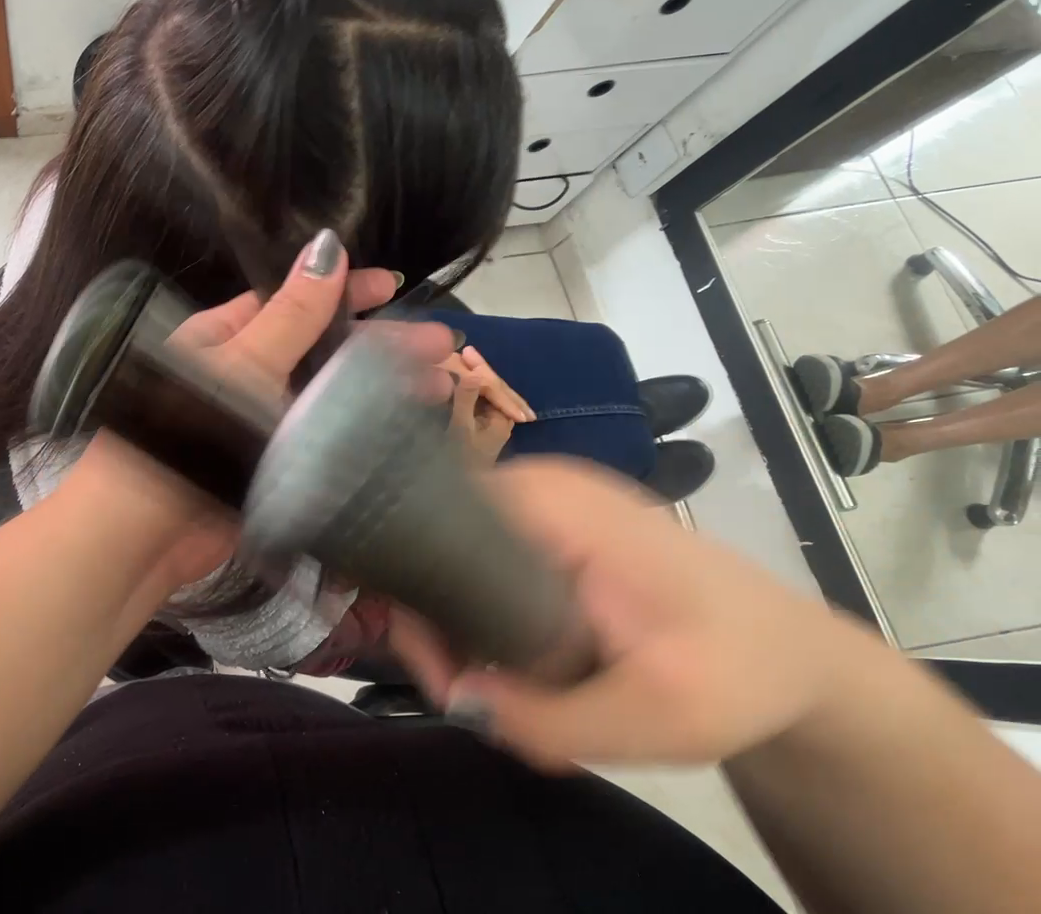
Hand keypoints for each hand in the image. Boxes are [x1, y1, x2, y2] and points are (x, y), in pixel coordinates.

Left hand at [73, 229, 455, 588]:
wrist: (142, 533)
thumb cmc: (184, 433)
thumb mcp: (241, 364)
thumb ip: (290, 315)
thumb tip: (326, 246)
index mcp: (220, 339)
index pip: (290, 303)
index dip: (342, 292)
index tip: (394, 284)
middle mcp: (239, 376)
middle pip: (316, 352)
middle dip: (376, 346)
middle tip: (442, 345)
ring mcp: (254, 426)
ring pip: (324, 398)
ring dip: (377, 390)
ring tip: (439, 386)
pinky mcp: (268, 470)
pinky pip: (320, 442)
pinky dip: (359, 434)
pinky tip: (402, 430)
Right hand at [385, 457, 866, 769]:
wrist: (793, 657)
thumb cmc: (736, 674)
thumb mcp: (655, 718)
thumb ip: (548, 720)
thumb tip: (454, 699)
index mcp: (544, 499)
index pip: (422, 526)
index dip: (410, 600)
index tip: (437, 671)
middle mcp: (526, 482)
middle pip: (423, 544)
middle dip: (431, 625)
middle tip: (466, 693)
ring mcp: (531, 498)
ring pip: (441, 558)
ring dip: (450, 627)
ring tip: (492, 686)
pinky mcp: (538, 521)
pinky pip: (468, 560)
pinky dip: (470, 615)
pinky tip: (504, 661)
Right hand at [442, 346, 525, 465]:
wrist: (457, 495)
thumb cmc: (458, 463)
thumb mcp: (459, 430)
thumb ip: (466, 401)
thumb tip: (472, 374)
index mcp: (501, 419)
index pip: (494, 386)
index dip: (480, 368)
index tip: (465, 351)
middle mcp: (500, 421)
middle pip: (492, 389)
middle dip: (478, 369)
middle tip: (465, 350)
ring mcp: (489, 427)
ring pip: (483, 395)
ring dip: (471, 377)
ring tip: (459, 358)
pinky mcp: (476, 431)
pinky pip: (474, 403)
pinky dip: (465, 390)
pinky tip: (454, 381)